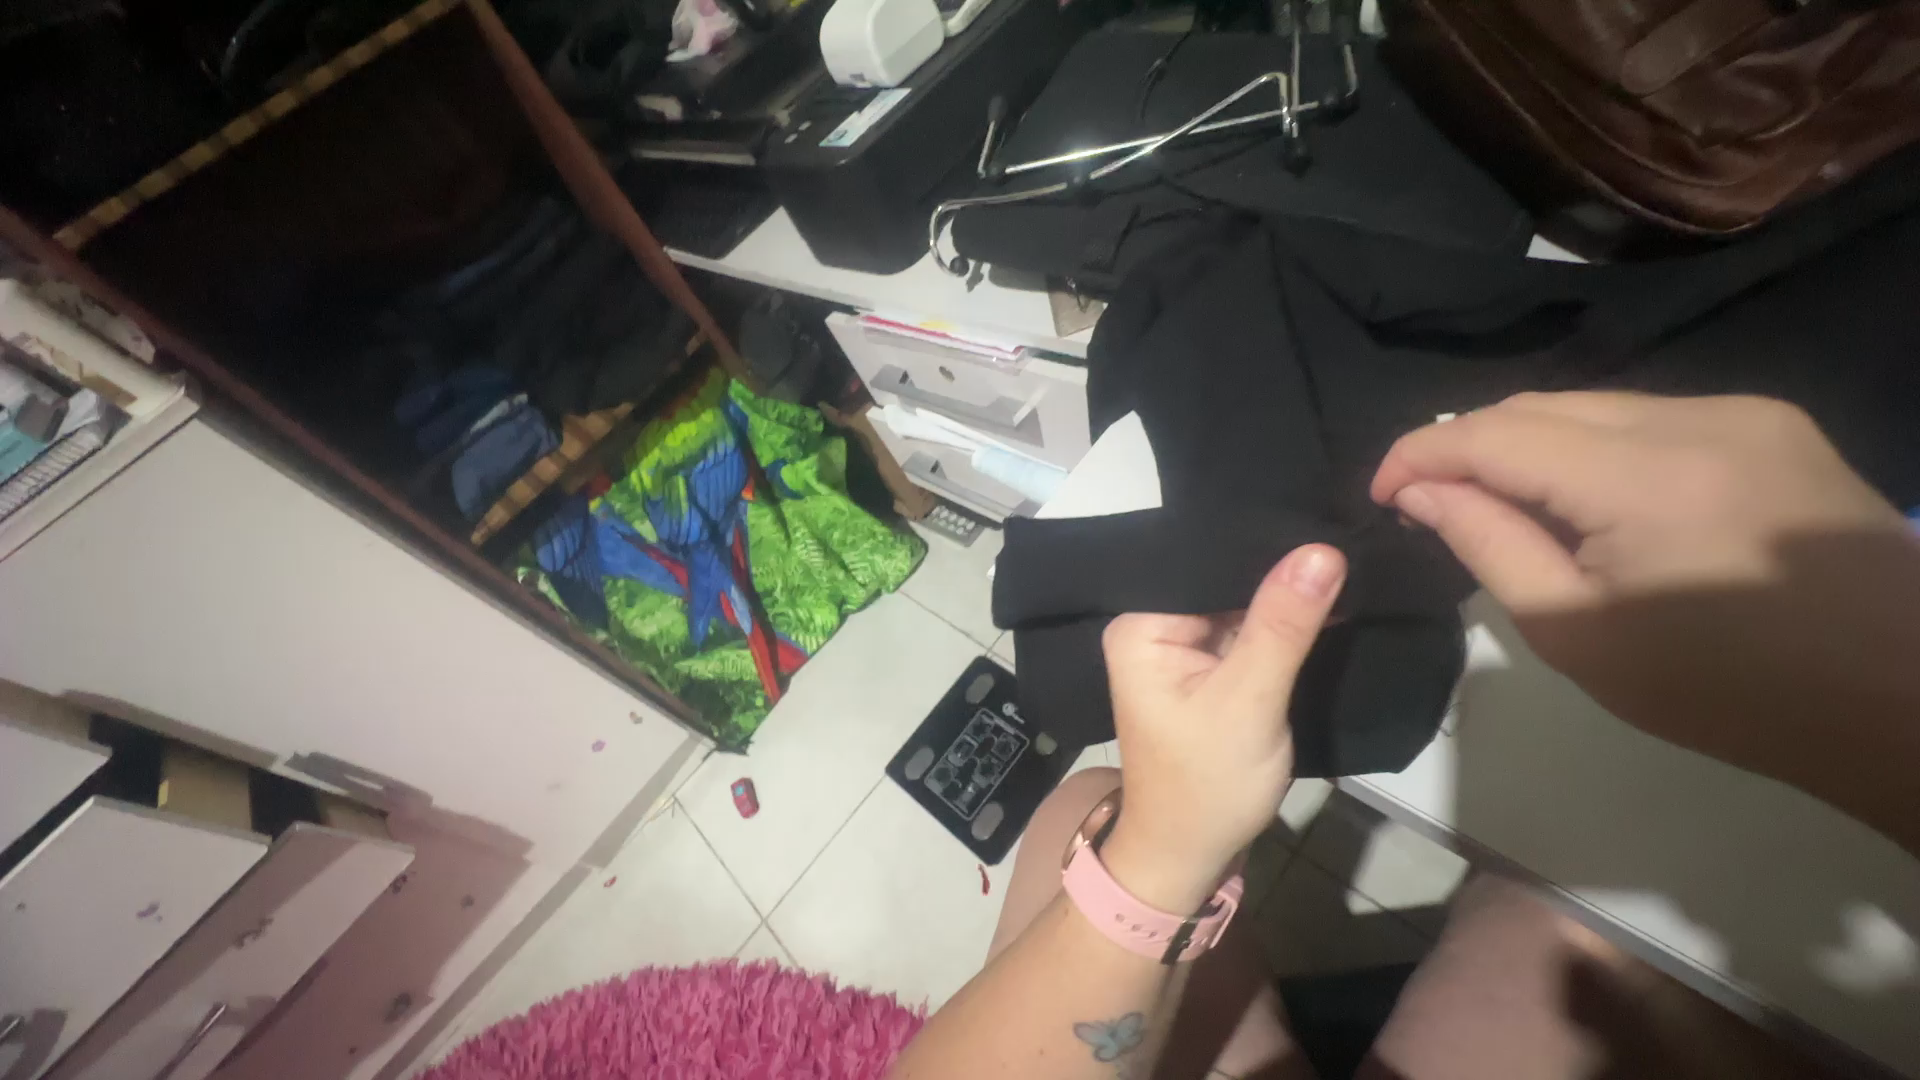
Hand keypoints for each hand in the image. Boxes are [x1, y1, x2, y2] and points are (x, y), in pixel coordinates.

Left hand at [1096, 543, 1344, 912]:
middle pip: (1218, 578)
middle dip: (1274, 564)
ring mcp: (1177, 646)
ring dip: (1282, 591)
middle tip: (1340, 530)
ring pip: (1236, 601)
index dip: (1257, 543)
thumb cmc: (1207, 783)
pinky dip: (1278, 621)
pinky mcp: (1203, 665)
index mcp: (1140, 625)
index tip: (1316, 515)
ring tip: (1341, 553)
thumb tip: (1319, 549)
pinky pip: (1243, 627)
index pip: (1200, 562)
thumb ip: (1281, 625)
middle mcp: (1150, 625)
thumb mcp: (1248, 701)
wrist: (1189, 851)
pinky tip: (1324, 594)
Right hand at [1368, 392, 1919, 799]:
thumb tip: (1418, 490)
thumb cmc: (1720, 688)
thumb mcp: (1570, 628)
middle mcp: (1697, 419)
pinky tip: (1571, 499)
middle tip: (1425, 504)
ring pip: (1581, 406)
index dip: (1418, 454)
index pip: (1492, 433)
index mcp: (1647, 478)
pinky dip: (1575, 449)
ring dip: (1517, 447)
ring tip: (1490, 504)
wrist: (1906, 705)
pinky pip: (1632, 419)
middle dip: (1462, 448)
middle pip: (1533, 406)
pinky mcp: (1767, 425)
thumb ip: (1484, 542)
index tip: (1379, 495)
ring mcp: (1742, 414)